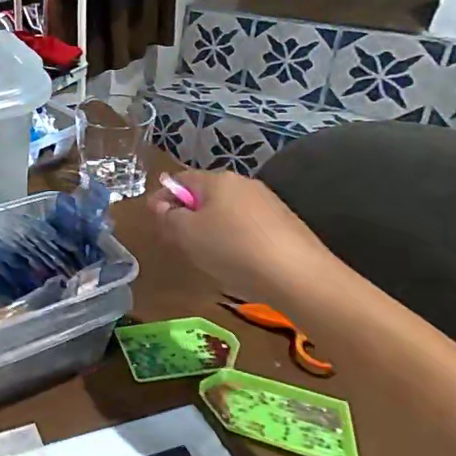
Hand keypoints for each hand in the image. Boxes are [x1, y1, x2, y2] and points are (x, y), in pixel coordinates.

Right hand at [147, 168, 333, 294]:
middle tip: (178, 241)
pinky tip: (238, 262)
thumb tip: (162, 206)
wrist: (299, 276)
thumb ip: (168, 217)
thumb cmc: (233, 249)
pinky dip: (236, 239)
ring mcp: (268, 202)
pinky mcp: (285, 224)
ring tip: (208, 256)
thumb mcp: (186, 234)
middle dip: (187, 215)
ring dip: (211, 228)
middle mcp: (243, 183)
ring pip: (227, 211)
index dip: (162, 198)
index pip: (179, 179)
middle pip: (205, 195)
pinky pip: (248, 226)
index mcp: (217, 179)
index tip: (155, 222)